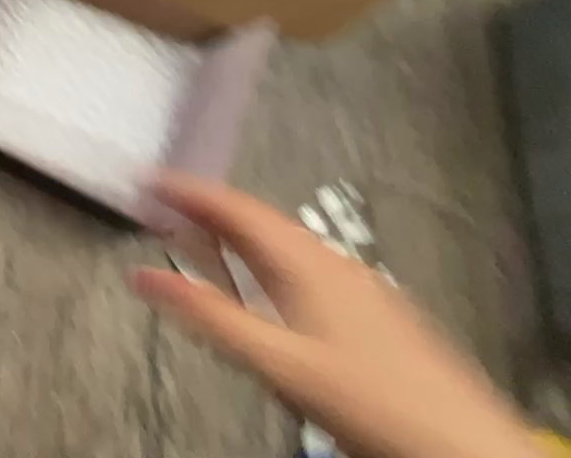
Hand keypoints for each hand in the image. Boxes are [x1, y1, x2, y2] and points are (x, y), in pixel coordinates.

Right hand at [131, 173, 541, 457]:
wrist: (468, 452)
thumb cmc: (372, 403)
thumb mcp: (274, 360)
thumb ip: (205, 315)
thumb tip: (138, 275)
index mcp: (303, 262)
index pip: (231, 206)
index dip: (183, 187)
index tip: (144, 177)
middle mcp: (330, 263)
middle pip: (255, 218)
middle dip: (202, 208)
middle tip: (158, 205)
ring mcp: (354, 284)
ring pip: (278, 240)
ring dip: (231, 232)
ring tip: (194, 236)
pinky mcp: (369, 309)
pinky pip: (299, 261)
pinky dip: (259, 255)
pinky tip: (253, 279)